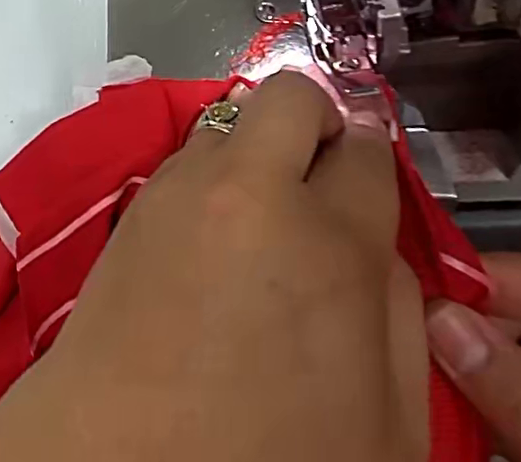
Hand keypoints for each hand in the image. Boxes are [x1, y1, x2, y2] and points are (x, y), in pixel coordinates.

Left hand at [0, 71, 427, 461]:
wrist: (120, 457)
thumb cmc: (266, 456)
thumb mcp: (390, 420)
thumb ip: (400, 311)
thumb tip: (378, 243)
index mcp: (331, 242)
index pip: (366, 150)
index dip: (373, 153)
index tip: (369, 167)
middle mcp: (252, 190)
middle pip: (291, 94)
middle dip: (316, 116)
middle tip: (322, 163)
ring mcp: (185, 185)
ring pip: (233, 118)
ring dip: (258, 143)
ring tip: (262, 202)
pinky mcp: (140, 197)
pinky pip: (190, 154)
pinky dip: (214, 169)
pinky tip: (216, 224)